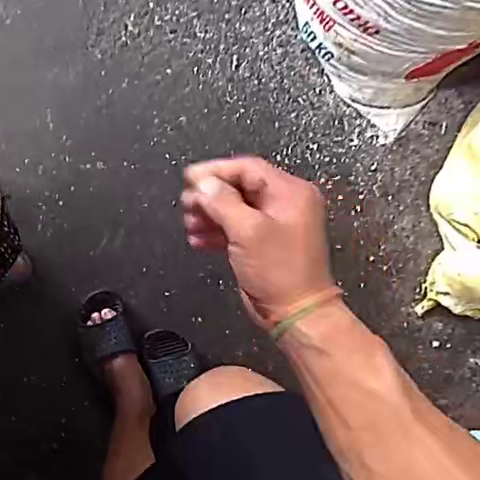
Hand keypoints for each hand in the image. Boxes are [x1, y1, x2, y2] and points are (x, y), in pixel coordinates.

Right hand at [180, 156, 335, 327]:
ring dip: (209, 214)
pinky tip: (199, 239)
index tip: (190, 179)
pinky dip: (215, 231)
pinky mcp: (262, 244)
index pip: (247, 168)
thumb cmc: (281, 273)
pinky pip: (235, 228)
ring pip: (234, 208)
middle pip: (239, 187)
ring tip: (190, 223)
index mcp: (290, 193)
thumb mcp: (247, 230)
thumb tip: (205, 185)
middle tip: (187, 203)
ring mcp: (273, 225)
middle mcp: (284, 205)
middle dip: (209, 195)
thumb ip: (223, 203)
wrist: (293, 311)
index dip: (215, 171)